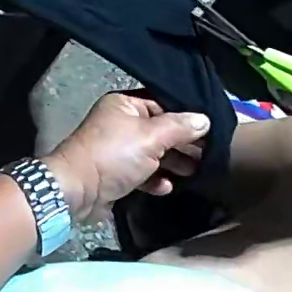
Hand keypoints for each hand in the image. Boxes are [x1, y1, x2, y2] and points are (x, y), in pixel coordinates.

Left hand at [44, 93, 210, 222]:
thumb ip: (179, 128)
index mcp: (124, 104)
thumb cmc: (114, 155)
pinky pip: (143, 172)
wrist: (79, 189)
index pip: (162, 103)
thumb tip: (204, 119)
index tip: (212, 127)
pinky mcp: (117, 172)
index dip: (186, 115)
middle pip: (161, 129)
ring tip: (196, 172)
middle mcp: (120, 122)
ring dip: (173, 162)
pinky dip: (155, 179)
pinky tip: (166, 186)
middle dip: (183, 143)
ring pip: (154, 153)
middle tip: (210, 154)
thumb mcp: (151, 137)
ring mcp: (118, 148)